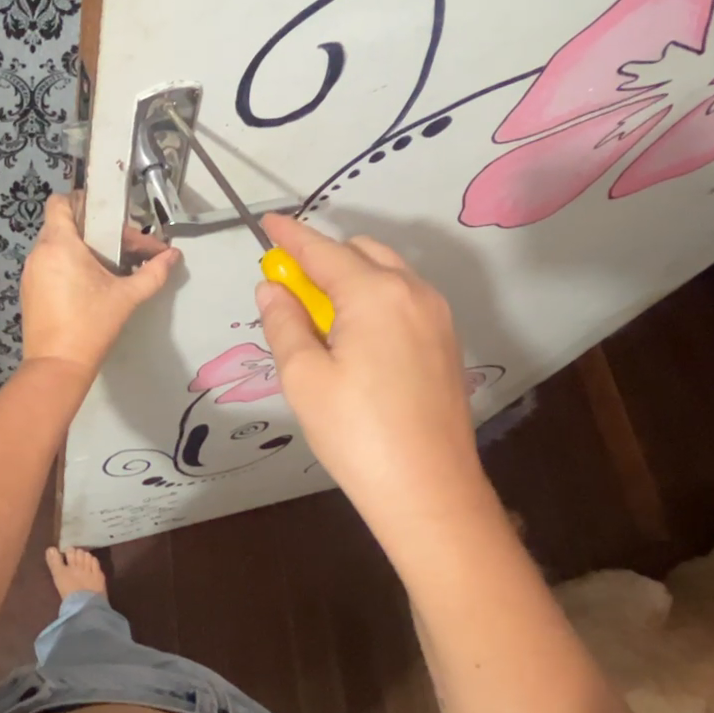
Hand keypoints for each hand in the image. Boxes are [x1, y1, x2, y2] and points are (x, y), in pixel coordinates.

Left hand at [21, 193, 179, 373]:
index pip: (61, 202)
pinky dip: (68, 265)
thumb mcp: (126, 297)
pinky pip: (49, 265)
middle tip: (123, 246)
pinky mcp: (30, 291)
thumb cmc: (91, 325)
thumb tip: (174, 256)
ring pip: (57, 245)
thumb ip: (152, 273)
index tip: (108, 216)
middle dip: (94, 230)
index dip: (83, 201)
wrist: (57, 366)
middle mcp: (40, 253)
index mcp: (59, 245)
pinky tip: (91, 283)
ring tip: (111, 265)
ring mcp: (31, 273)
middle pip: (64, 224)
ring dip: (82, 249)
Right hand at [255, 214, 483, 507]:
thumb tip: (272, 288)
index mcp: (375, 294)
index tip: (267, 223)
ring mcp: (437, 316)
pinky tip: (354, 339)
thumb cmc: (355, 432)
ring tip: (320, 319)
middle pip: (361, 253)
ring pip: (387, 273)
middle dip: (322, 258)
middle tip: (289, 289)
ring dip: (350, 279)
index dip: (290, 236)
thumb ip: (284, 322)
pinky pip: (404, 299)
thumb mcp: (303, 377)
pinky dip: (373, 300)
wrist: (428, 489)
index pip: (323, 251)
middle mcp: (413, 292)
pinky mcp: (446, 342)